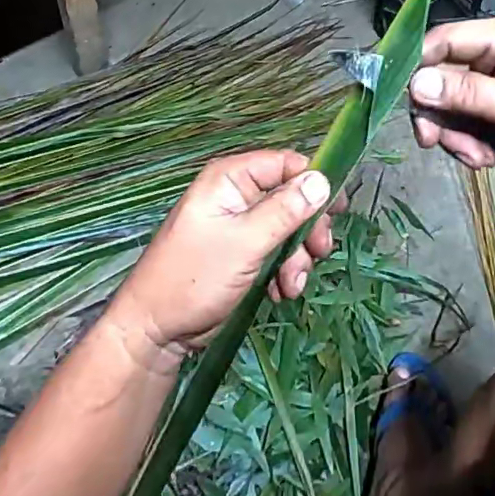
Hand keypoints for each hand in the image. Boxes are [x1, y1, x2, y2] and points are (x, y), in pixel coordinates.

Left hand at [106, 150, 334, 365]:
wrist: (157, 331)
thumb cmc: (194, 276)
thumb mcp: (245, 241)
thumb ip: (285, 210)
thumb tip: (322, 179)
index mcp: (231, 179)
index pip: (284, 164)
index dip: (314, 182)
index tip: (337, 209)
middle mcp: (237, 196)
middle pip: (292, 198)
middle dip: (308, 229)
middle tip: (319, 253)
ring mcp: (241, 226)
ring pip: (289, 229)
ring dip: (298, 257)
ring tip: (291, 285)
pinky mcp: (244, 253)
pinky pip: (278, 252)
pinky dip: (285, 271)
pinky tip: (280, 292)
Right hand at [410, 16, 494, 168]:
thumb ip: (467, 93)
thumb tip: (415, 83)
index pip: (442, 40)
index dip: (417, 67)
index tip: (408, 103)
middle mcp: (491, 53)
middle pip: (438, 76)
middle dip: (438, 114)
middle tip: (436, 145)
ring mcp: (491, 80)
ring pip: (446, 103)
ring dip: (454, 134)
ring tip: (478, 159)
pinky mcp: (492, 104)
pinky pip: (462, 119)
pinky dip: (466, 141)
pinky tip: (485, 157)